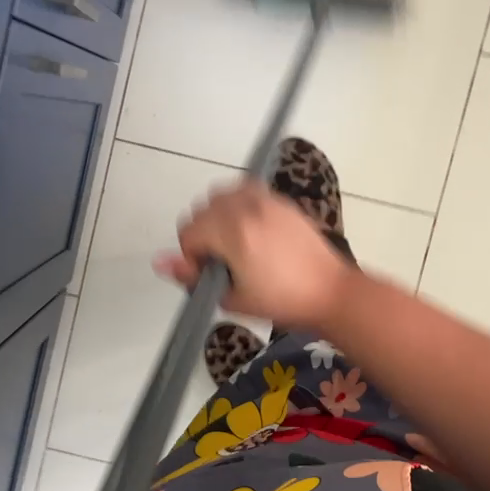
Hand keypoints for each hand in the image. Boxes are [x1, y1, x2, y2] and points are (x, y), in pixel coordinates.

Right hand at [153, 179, 355, 328]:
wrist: (330, 291)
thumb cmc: (282, 301)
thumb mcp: (232, 297)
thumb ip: (192, 277)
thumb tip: (159, 262)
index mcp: (232, 231)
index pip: (189, 231)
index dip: (191, 256)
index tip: (209, 274)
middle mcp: (246, 207)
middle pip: (202, 208)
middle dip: (202, 233)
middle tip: (221, 261)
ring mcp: (266, 199)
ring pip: (222, 194)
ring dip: (218, 215)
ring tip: (233, 243)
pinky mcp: (281, 200)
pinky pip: (246, 189)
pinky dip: (239, 204)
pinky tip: (251, 230)